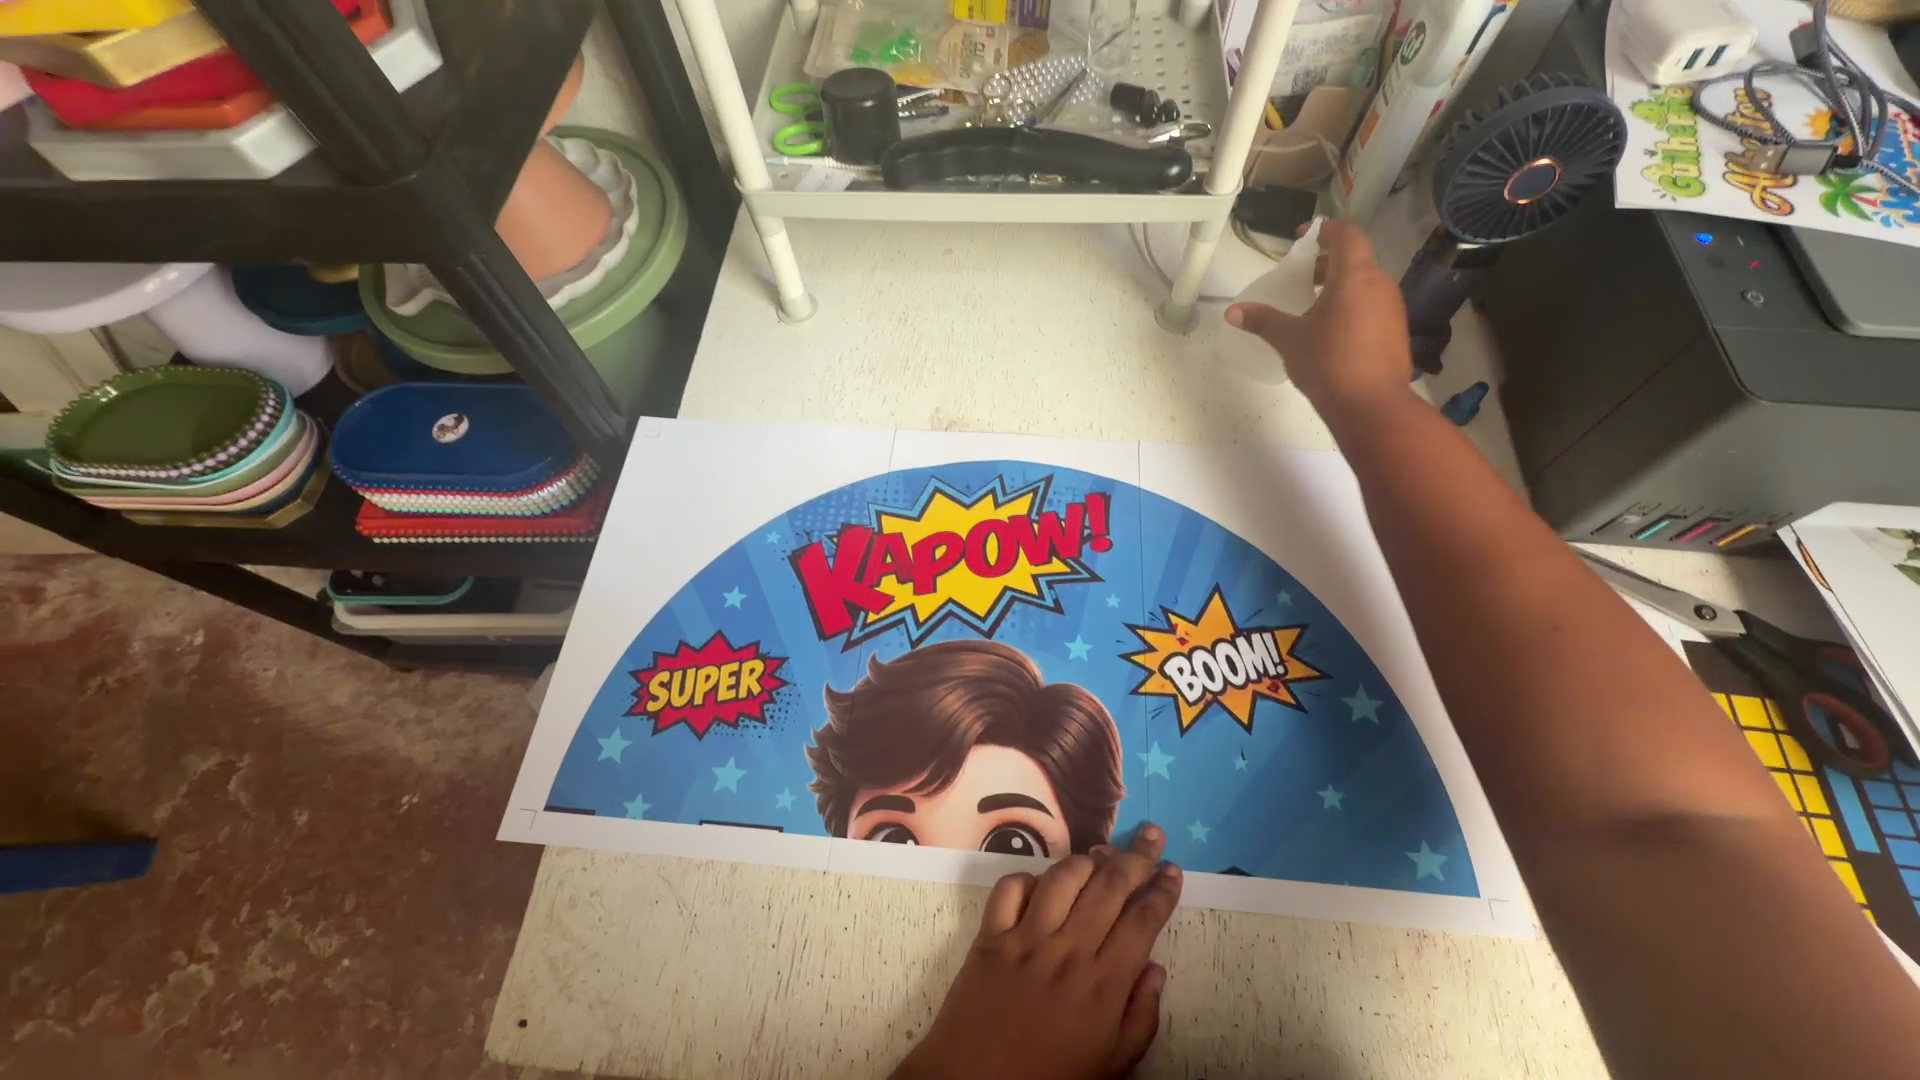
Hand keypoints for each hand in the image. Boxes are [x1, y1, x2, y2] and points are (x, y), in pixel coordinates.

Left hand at [891, 825, 1183, 1079]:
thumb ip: (1140, 1018)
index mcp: (1104, 986)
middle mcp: (1068, 952)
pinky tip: (1042, 881)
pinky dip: (1029, 876)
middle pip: (1109, 887)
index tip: (1172, 868)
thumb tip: (1156, 967)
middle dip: (1135, 856)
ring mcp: (1026, 939)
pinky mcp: (990, 936)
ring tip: (1101, 854)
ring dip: (1086, 860)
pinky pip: (1011, 888)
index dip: (1161, 891)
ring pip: (1062, 878)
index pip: (1142, 921)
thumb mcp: (1111, 1066)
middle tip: (1150, 834)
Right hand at [1226, 219, 1412, 418]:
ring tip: (1313, 306)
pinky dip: (1352, 306)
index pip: (1347, 235)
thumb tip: (1232, 311)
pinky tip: (1332, 332)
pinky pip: (1372, 306)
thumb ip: (1262, 320)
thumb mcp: (1289, 339)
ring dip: (1340, 286)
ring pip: (1365, 284)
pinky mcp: (1395, 331)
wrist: (1371, 405)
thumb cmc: (1328, 363)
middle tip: (1302, 277)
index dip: (1326, 230)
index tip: (1304, 237)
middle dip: (1328, 263)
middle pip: (1356, 259)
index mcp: (1355, 277)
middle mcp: (1380, 285)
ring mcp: (1392, 308)